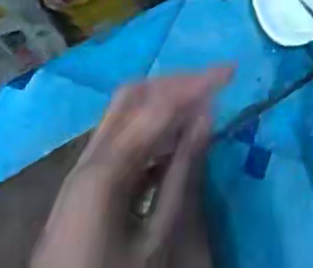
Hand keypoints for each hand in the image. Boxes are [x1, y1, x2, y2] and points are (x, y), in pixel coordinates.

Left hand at [33, 69, 229, 267]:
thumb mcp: (155, 241)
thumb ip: (181, 175)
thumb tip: (206, 118)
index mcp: (104, 169)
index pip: (159, 106)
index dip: (197, 85)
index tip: (231, 72)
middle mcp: (88, 159)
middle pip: (134, 97)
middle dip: (177, 83)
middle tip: (215, 84)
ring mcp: (81, 172)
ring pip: (124, 114)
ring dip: (163, 103)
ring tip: (202, 106)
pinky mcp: (83, 188)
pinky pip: (119, 140)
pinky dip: (149, 129)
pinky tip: (175, 142)